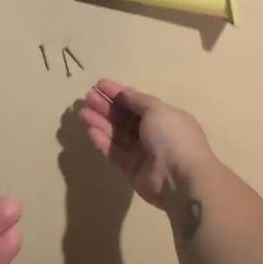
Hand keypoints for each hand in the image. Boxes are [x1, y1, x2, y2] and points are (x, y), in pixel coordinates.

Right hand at [78, 78, 216, 213]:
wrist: (180, 178)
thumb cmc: (171, 136)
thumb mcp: (157, 110)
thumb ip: (137, 100)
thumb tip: (124, 93)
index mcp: (164, 117)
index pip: (137, 102)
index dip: (118, 93)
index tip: (99, 84)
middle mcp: (153, 134)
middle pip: (125, 117)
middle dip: (106, 106)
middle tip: (87, 98)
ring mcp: (142, 152)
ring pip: (117, 134)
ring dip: (100, 122)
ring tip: (82, 112)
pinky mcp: (131, 169)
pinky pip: (114, 151)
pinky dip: (102, 141)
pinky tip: (90, 130)